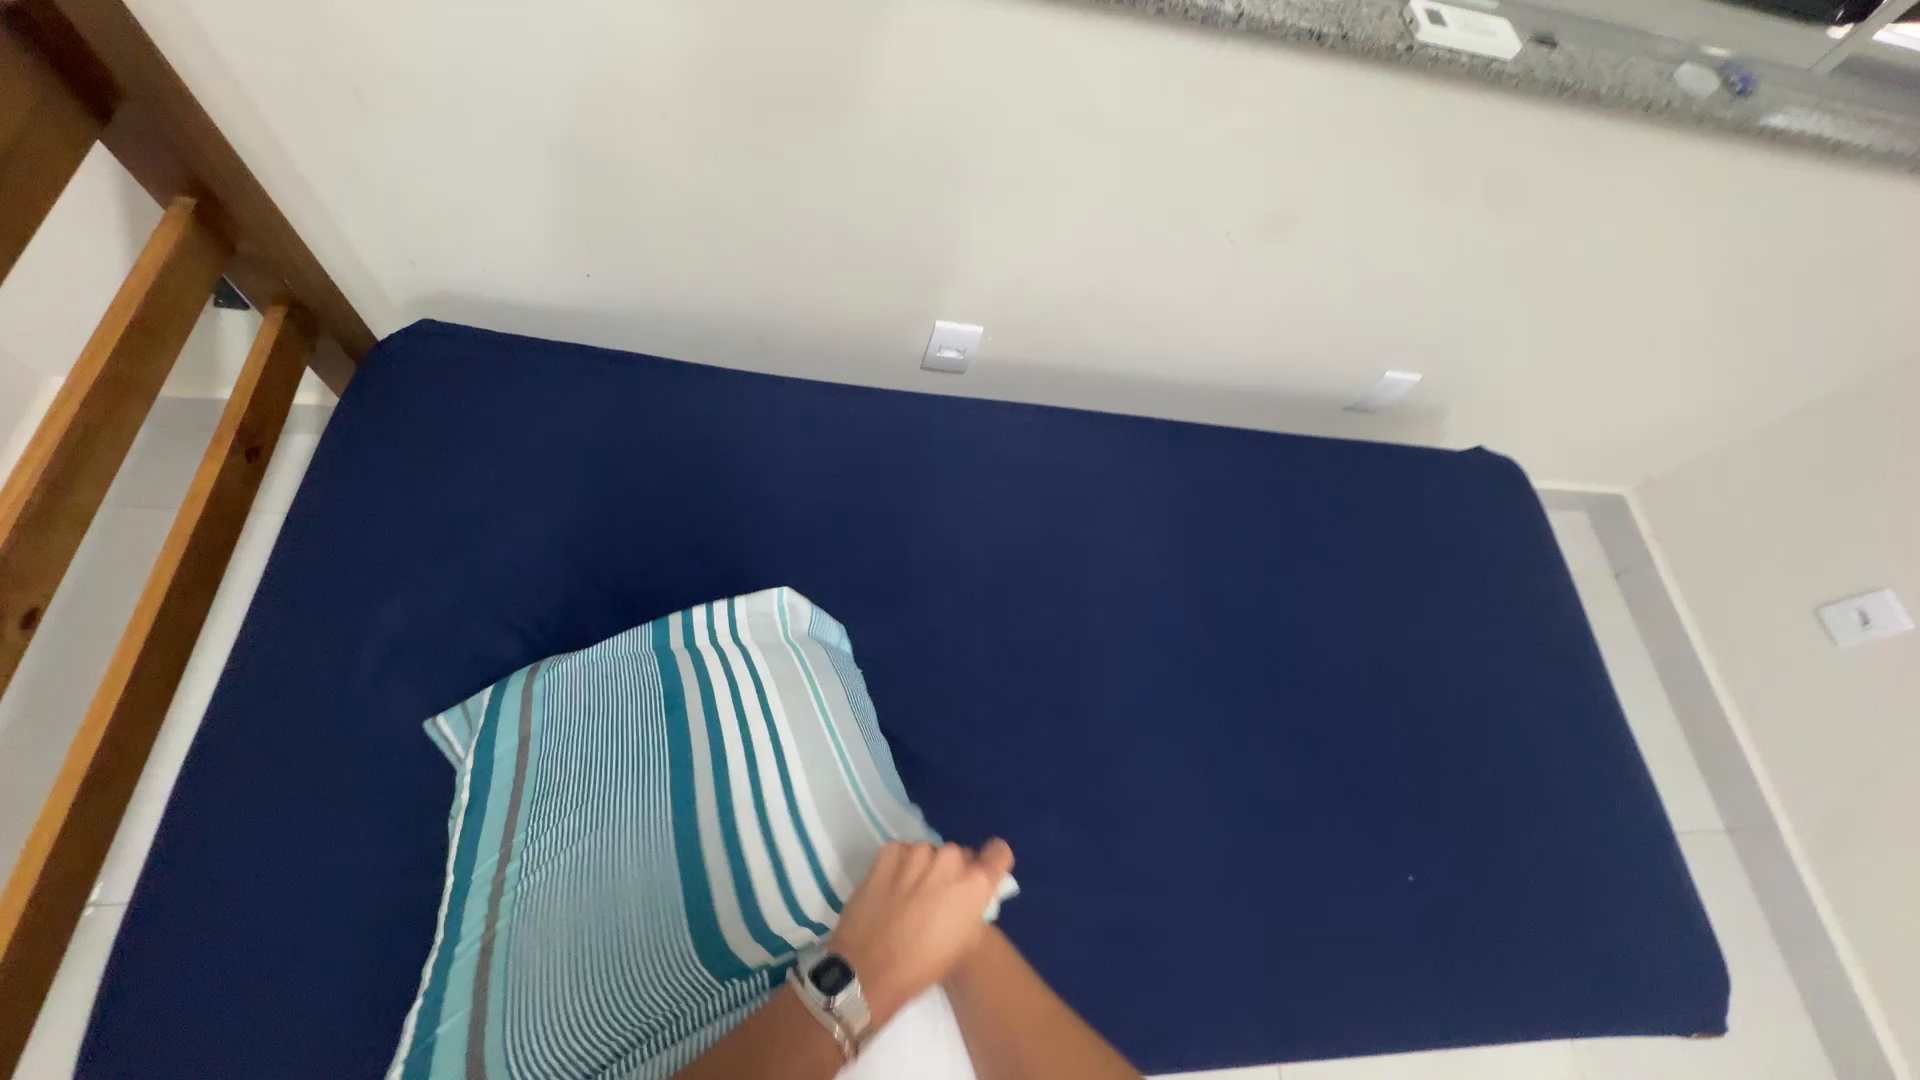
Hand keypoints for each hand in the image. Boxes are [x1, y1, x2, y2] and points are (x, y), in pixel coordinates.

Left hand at [829, 839, 1015, 1026]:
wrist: (868, 969)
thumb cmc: (923, 965)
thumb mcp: (966, 943)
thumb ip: (974, 908)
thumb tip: (969, 895)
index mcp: (975, 882)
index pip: (999, 851)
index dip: (992, 863)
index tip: (982, 876)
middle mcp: (950, 858)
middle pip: (960, 855)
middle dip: (952, 872)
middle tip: (936, 898)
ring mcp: (917, 851)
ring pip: (929, 854)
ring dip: (924, 868)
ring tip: (908, 897)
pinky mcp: (889, 851)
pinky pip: (903, 853)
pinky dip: (900, 866)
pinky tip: (890, 890)